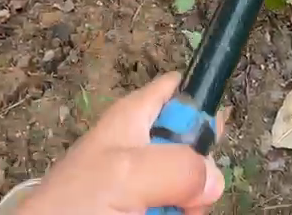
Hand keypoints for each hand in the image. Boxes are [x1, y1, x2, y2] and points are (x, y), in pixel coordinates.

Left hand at [16, 73, 224, 214]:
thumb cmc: (76, 205)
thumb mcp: (128, 173)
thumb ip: (178, 167)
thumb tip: (214, 179)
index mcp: (135, 118)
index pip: (178, 89)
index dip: (202, 102)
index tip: (215, 136)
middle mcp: (140, 148)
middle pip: (191, 147)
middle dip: (198, 173)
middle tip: (186, 198)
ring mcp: (138, 188)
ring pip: (184, 189)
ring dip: (185, 207)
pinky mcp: (137, 212)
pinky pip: (170, 211)